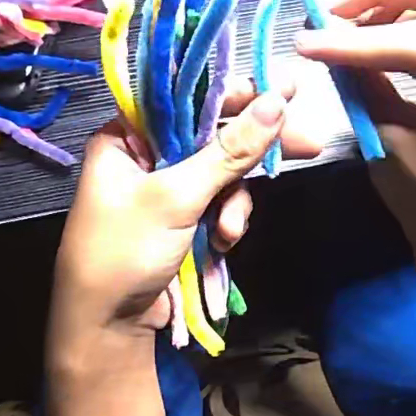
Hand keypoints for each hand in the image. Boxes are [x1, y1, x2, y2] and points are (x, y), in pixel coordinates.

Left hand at [49, 81, 319, 371]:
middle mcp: (147, 155)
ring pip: (223, 173)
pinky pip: (220, 204)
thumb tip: (276, 101)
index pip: (187, 98)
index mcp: (127, 136)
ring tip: (229, 230)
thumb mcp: (176, 198)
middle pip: (212, 135)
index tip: (284, 89)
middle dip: (253, 149)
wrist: (108, 327)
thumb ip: (228, 151)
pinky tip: (223, 242)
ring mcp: (168, 188)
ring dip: (235, 201)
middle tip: (307, 143)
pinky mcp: (184, 218)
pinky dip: (227, 220)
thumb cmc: (124, 251)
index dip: (236, 92)